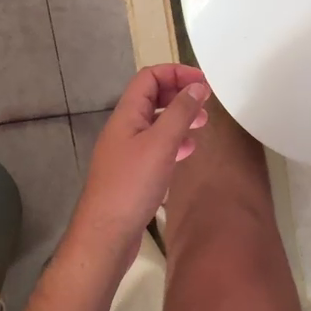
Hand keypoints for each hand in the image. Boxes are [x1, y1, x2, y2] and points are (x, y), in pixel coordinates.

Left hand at [71, 64, 210, 263]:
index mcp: (127, 114)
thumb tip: (197, 86)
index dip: (175, 73)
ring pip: (155, 123)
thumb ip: (180, 112)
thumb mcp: (161, 144)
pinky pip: (155, 147)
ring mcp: (126, 152)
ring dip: (179, 118)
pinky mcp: (131, 174)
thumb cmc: (132, 185)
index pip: (149, 77)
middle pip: (152, 97)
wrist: (104, 237)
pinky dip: (173, 143)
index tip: (203, 82)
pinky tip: (188, 151)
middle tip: (206, 102)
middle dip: (179, 94)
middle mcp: (124, 128)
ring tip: (203, 125)